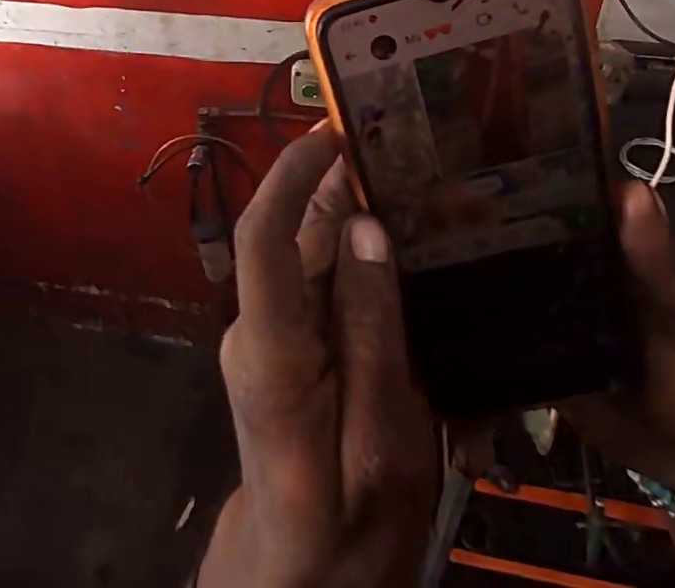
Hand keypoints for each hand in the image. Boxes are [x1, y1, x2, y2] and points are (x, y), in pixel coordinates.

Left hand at [198, 130, 438, 587]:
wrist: (301, 572)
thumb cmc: (347, 520)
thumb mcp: (383, 436)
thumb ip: (373, 329)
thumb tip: (367, 226)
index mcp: (272, 353)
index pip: (261, 238)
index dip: (291, 173)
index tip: (337, 130)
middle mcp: (256, 327)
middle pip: (292, 233)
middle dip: (342, 181)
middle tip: (408, 142)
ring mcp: (266, 333)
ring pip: (309, 251)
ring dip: (354, 211)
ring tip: (418, 178)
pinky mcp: (285, 340)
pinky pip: (319, 278)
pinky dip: (357, 249)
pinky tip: (405, 238)